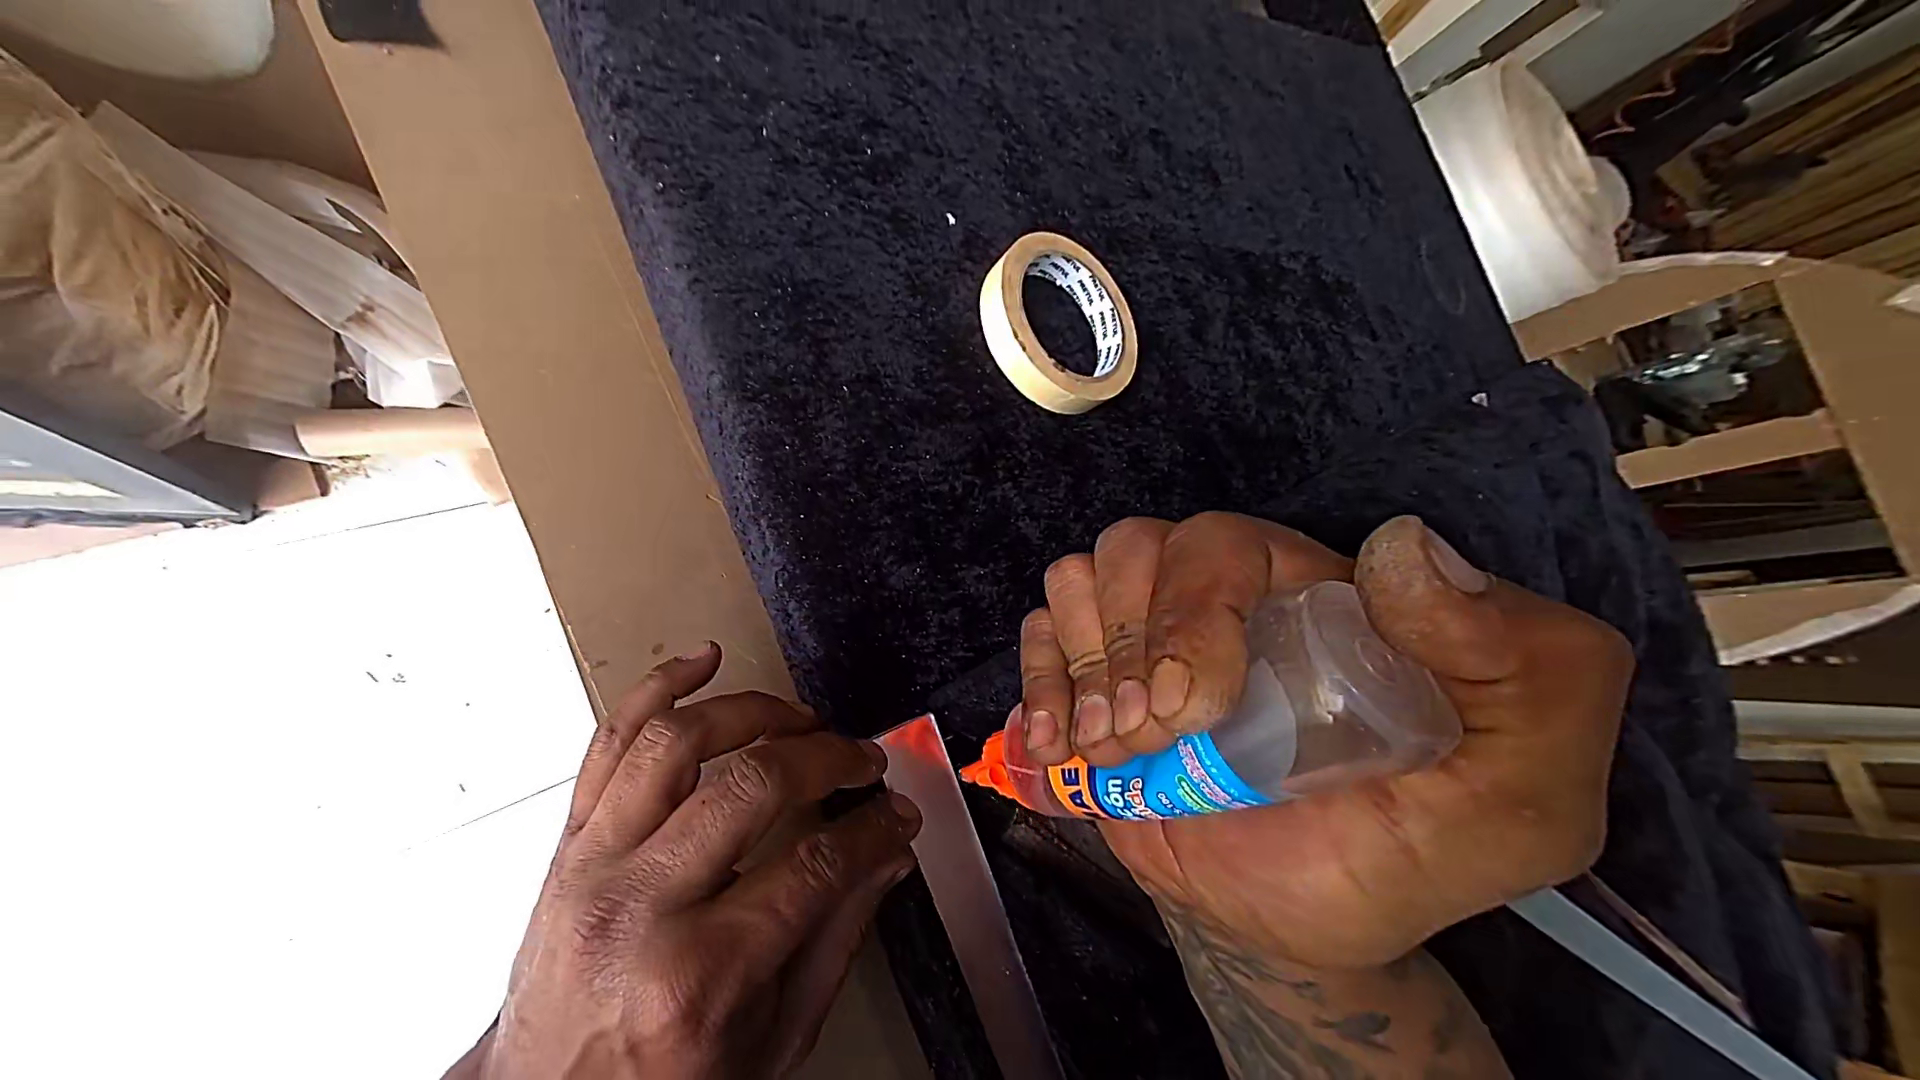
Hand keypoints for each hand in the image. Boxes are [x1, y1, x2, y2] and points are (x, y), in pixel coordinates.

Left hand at [468, 644, 920, 1079]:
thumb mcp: (773, 1038)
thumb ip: (838, 935)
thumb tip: (886, 853)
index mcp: (698, 976)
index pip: (816, 865)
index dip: (873, 828)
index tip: (895, 813)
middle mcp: (637, 909)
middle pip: (754, 784)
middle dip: (828, 758)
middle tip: (861, 760)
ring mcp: (592, 865)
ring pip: (677, 741)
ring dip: (753, 711)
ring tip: (799, 717)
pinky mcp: (569, 843)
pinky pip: (608, 742)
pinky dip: (659, 688)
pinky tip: (702, 662)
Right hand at [1018, 513, 1629, 968]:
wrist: (1293, 924)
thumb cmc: (1401, 853)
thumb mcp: (1518, 790)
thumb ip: (1523, 666)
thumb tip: (1402, 547)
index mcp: (1308, 592)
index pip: (1219, 543)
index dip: (1186, 612)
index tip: (1189, 711)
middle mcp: (1220, 597)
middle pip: (1130, 550)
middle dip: (1121, 650)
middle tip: (1141, 738)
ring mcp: (1149, 636)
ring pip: (1074, 579)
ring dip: (1076, 669)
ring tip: (1108, 750)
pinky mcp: (1095, 680)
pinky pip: (1036, 637)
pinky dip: (1036, 687)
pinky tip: (1059, 749)